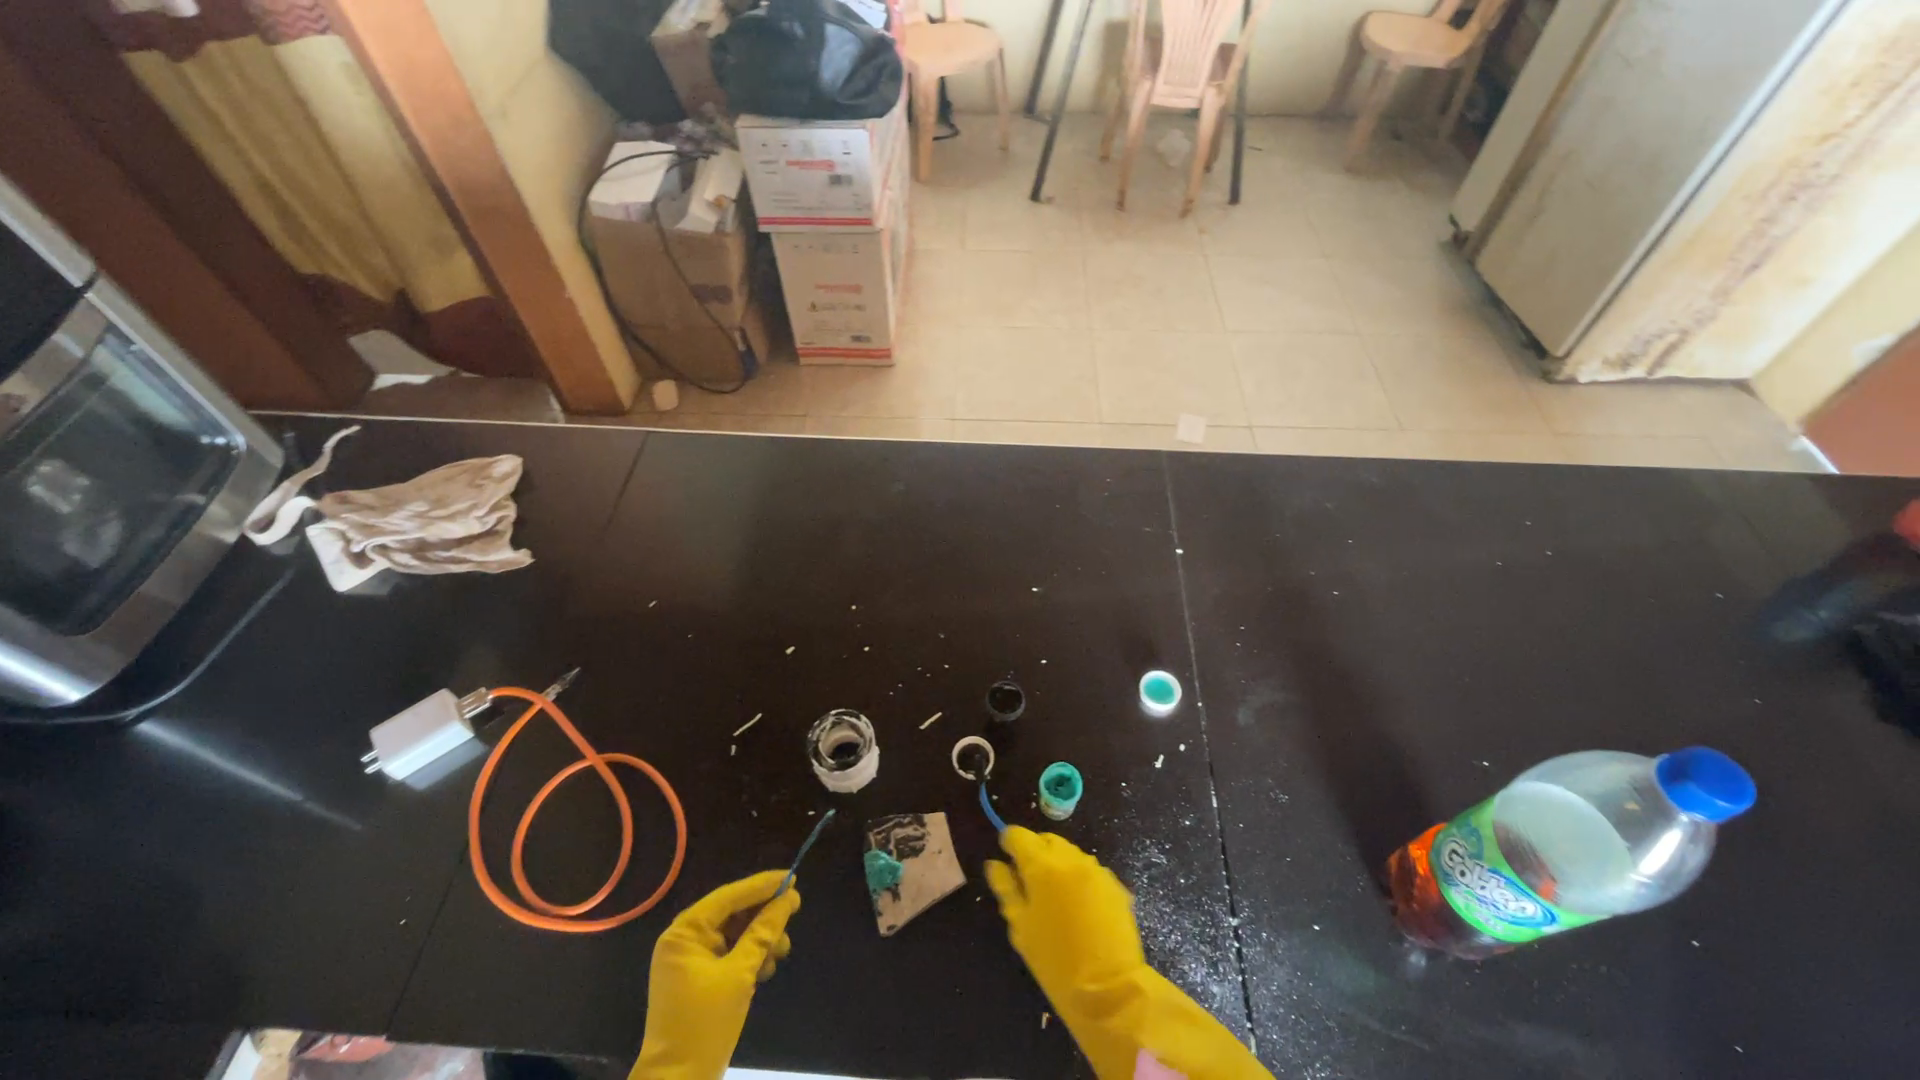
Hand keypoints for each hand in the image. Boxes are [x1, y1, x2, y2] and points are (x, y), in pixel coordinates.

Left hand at [631, 871, 798, 1079]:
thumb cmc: (705, 1023)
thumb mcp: (740, 973)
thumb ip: (764, 931)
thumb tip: (788, 898)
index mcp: (685, 932)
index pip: (729, 896)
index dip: (762, 886)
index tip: (793, 877)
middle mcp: (684, 939)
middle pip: (732, 913)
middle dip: (763, 917)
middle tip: (793, 917)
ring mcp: (690, 960)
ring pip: (734, 934)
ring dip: (760, 939)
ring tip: (780, 954)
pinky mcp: (698, 978)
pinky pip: (729, 953)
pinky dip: (750, 956)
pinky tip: (766, 968)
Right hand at [984, 827, 1146, 998]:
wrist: (1107, 987)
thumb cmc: (1054, 959)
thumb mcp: (1020, 926)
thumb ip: (1005, 888)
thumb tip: (996, 864)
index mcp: (1042, 865)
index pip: (1018, 834)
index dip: (1009, 844)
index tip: (1008, 862)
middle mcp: (1071, 858)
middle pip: (1047, 840)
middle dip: (1035, 852)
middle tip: (1030, 884)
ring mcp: (1097, 870)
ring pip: (1070, 853)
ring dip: (1058, 865)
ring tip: (1056, 898)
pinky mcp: (1116, 885)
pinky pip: (1090, 871)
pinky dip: (1079, 879)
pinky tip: (1079, 908)